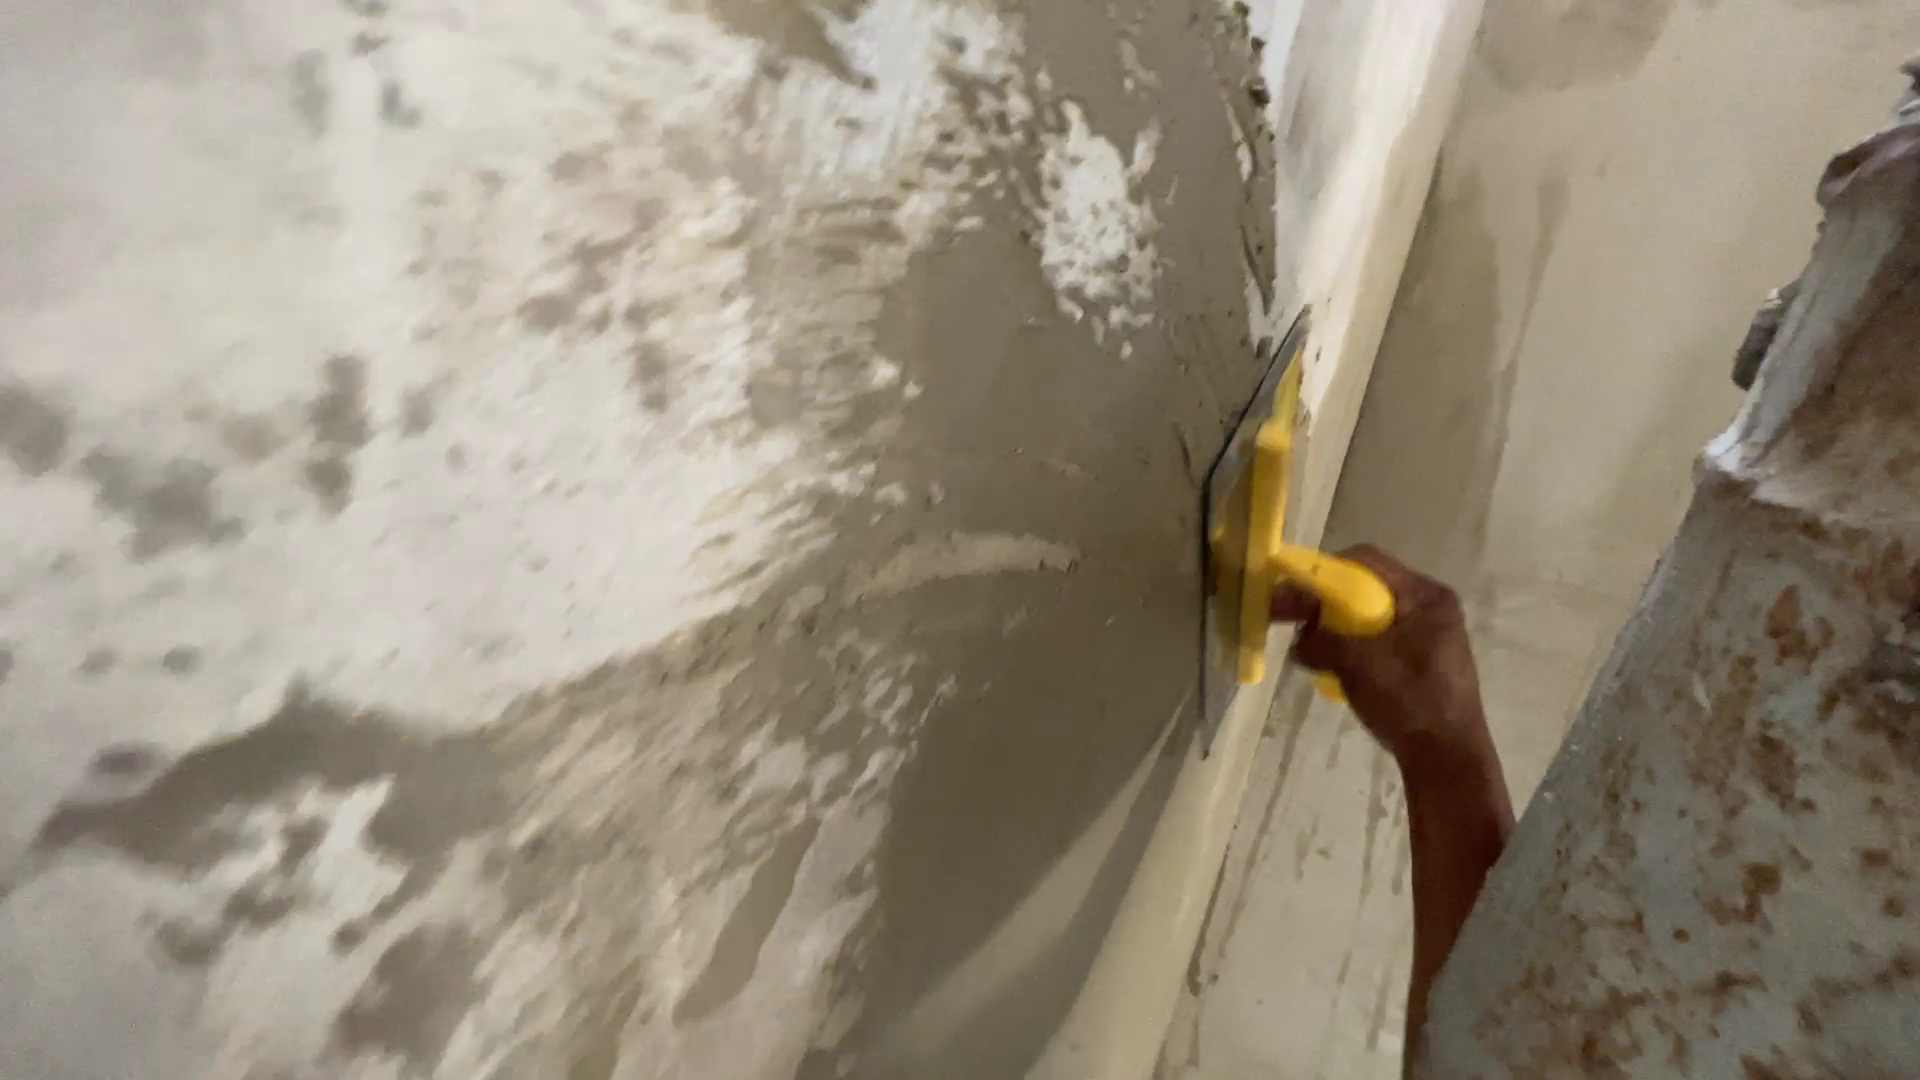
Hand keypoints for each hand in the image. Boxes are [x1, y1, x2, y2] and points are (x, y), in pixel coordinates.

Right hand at [1269, 544, 1487, 762]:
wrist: (1447, 759)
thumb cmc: (1410, 701)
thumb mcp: (1359, 662)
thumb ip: (1322, 636)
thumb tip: (1296, 633)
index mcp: (1425, 596)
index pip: (1365, 561)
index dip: (1323, 570)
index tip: (1292, 590)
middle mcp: (1426, 606)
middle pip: (1361, 587)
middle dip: (1321, 603)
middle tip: (1284, 616)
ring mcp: (1422, 632)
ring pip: (1362, 614)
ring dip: (1329, 628)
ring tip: (1308, 651)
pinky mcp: (1413, 656)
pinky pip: (1369, 637)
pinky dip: (1344, 646)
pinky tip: (1329, 667)